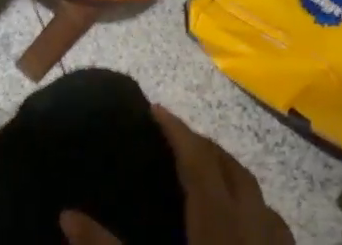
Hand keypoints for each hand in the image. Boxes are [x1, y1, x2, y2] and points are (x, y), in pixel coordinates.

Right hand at [59, 106, 292, 244]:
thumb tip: (65, 214)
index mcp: (218, 223)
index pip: (198, 162)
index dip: (178, 132)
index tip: (155, 110)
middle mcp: (253, 231)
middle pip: (234, 172)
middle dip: (206, 147)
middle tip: (175, 135)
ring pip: (262, 201)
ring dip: (233, 177)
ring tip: (206, 173)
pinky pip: (275, 231)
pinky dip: (255, 212)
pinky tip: (239, 225)